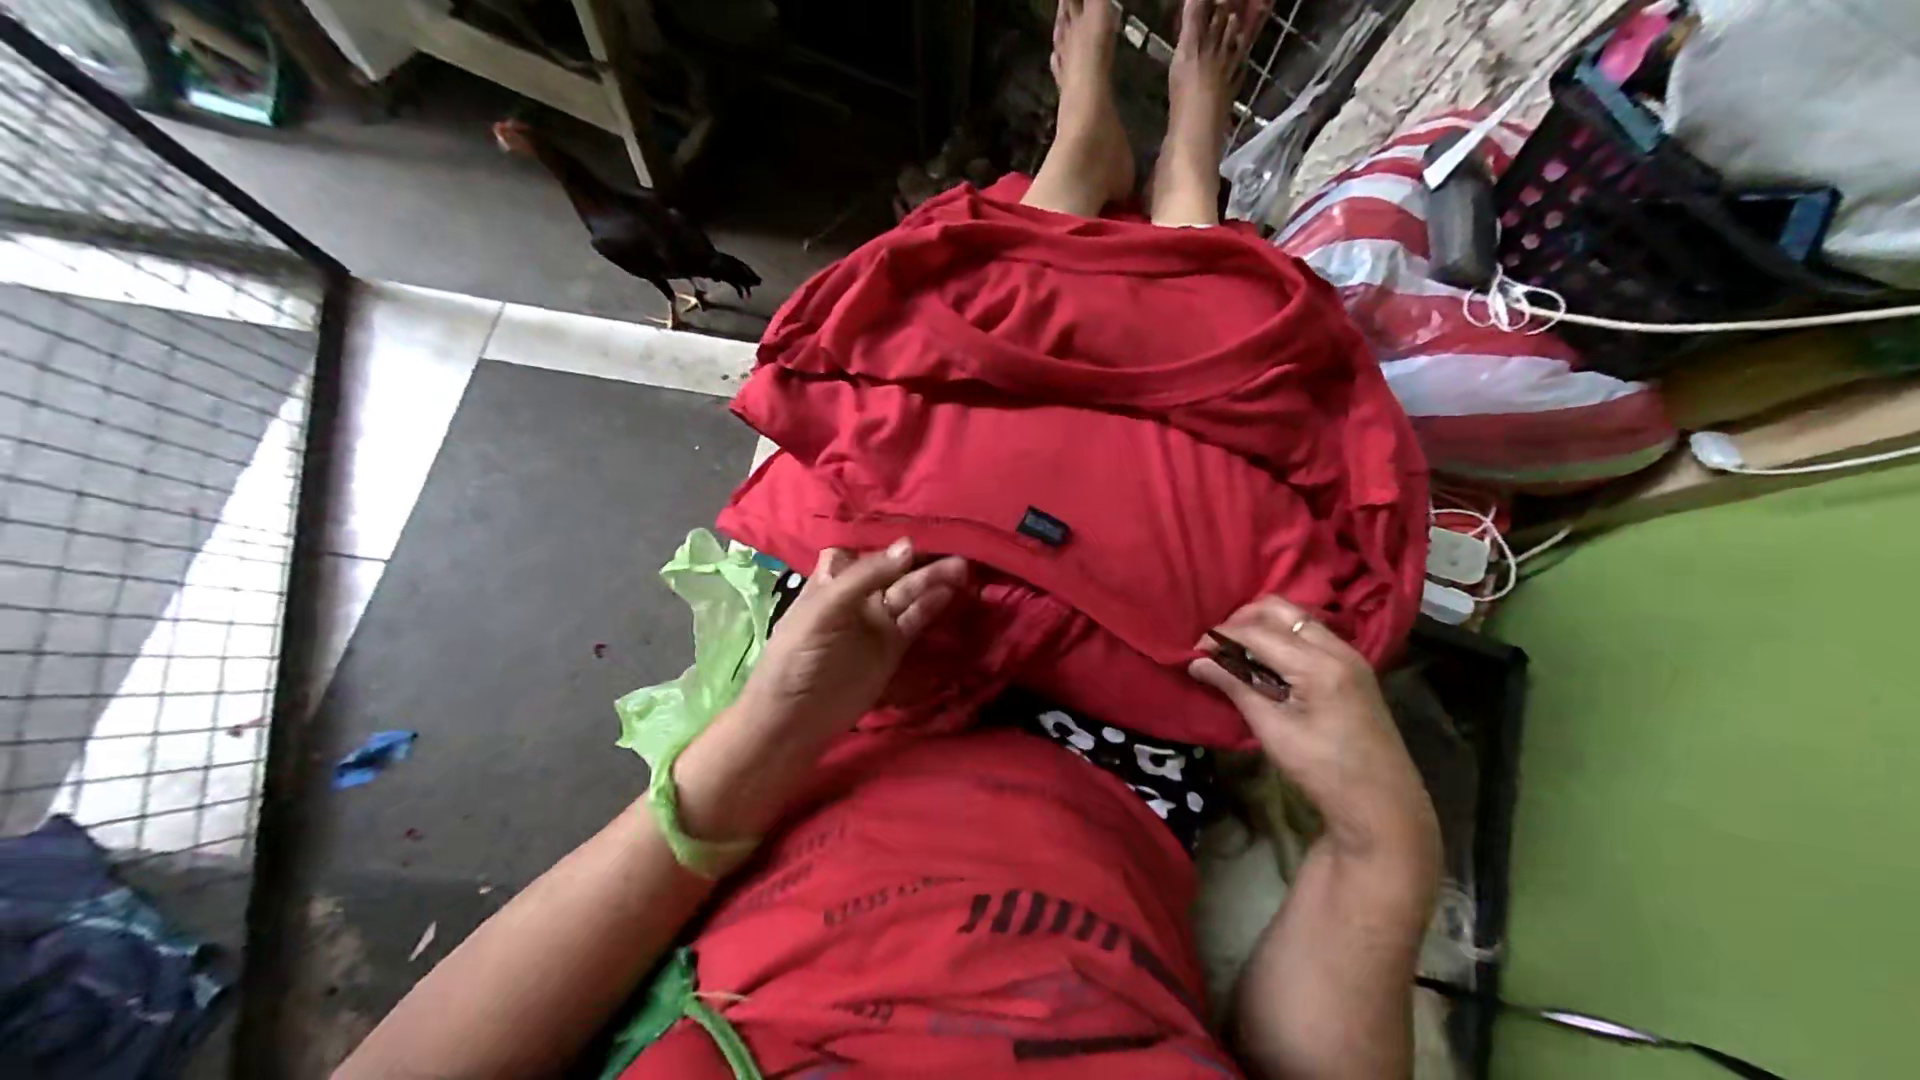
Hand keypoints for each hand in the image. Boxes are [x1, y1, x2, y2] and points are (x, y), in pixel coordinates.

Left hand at [738, 539, 967, 732]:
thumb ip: (864, 577)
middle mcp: (858, 595)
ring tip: (961, 569)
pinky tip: (950, 593)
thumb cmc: (798, 657)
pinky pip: (916, 620)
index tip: (924, 528)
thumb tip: (908, 546)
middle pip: (894, 570)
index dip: (891, 540)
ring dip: (933, 580)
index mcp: (832, 579)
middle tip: (954, 552)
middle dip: (921, 560)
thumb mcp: (823, 609)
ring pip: (909, 592)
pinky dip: (932, 606)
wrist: (796, 718)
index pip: (865, 549)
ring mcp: (876, 621)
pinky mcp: (893, 646)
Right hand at [1190, 596, 1439, 872]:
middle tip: (1217, 645)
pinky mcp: (1353, 668)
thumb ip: (1235, 687)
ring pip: (1296, 618)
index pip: (1257, 632)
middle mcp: (1338, 649)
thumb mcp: (1272, 730)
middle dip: (1241, 620)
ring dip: (1262, 626)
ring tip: (1237, 652)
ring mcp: (1350, 656)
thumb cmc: (1322, 771)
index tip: (1195, 651)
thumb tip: (1197, 663)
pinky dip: (1282, 637)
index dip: (1220, 636)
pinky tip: (1266, 662)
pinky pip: (1310, 634)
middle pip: (1279, 609)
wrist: (1383, 806)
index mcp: (1319, 665)